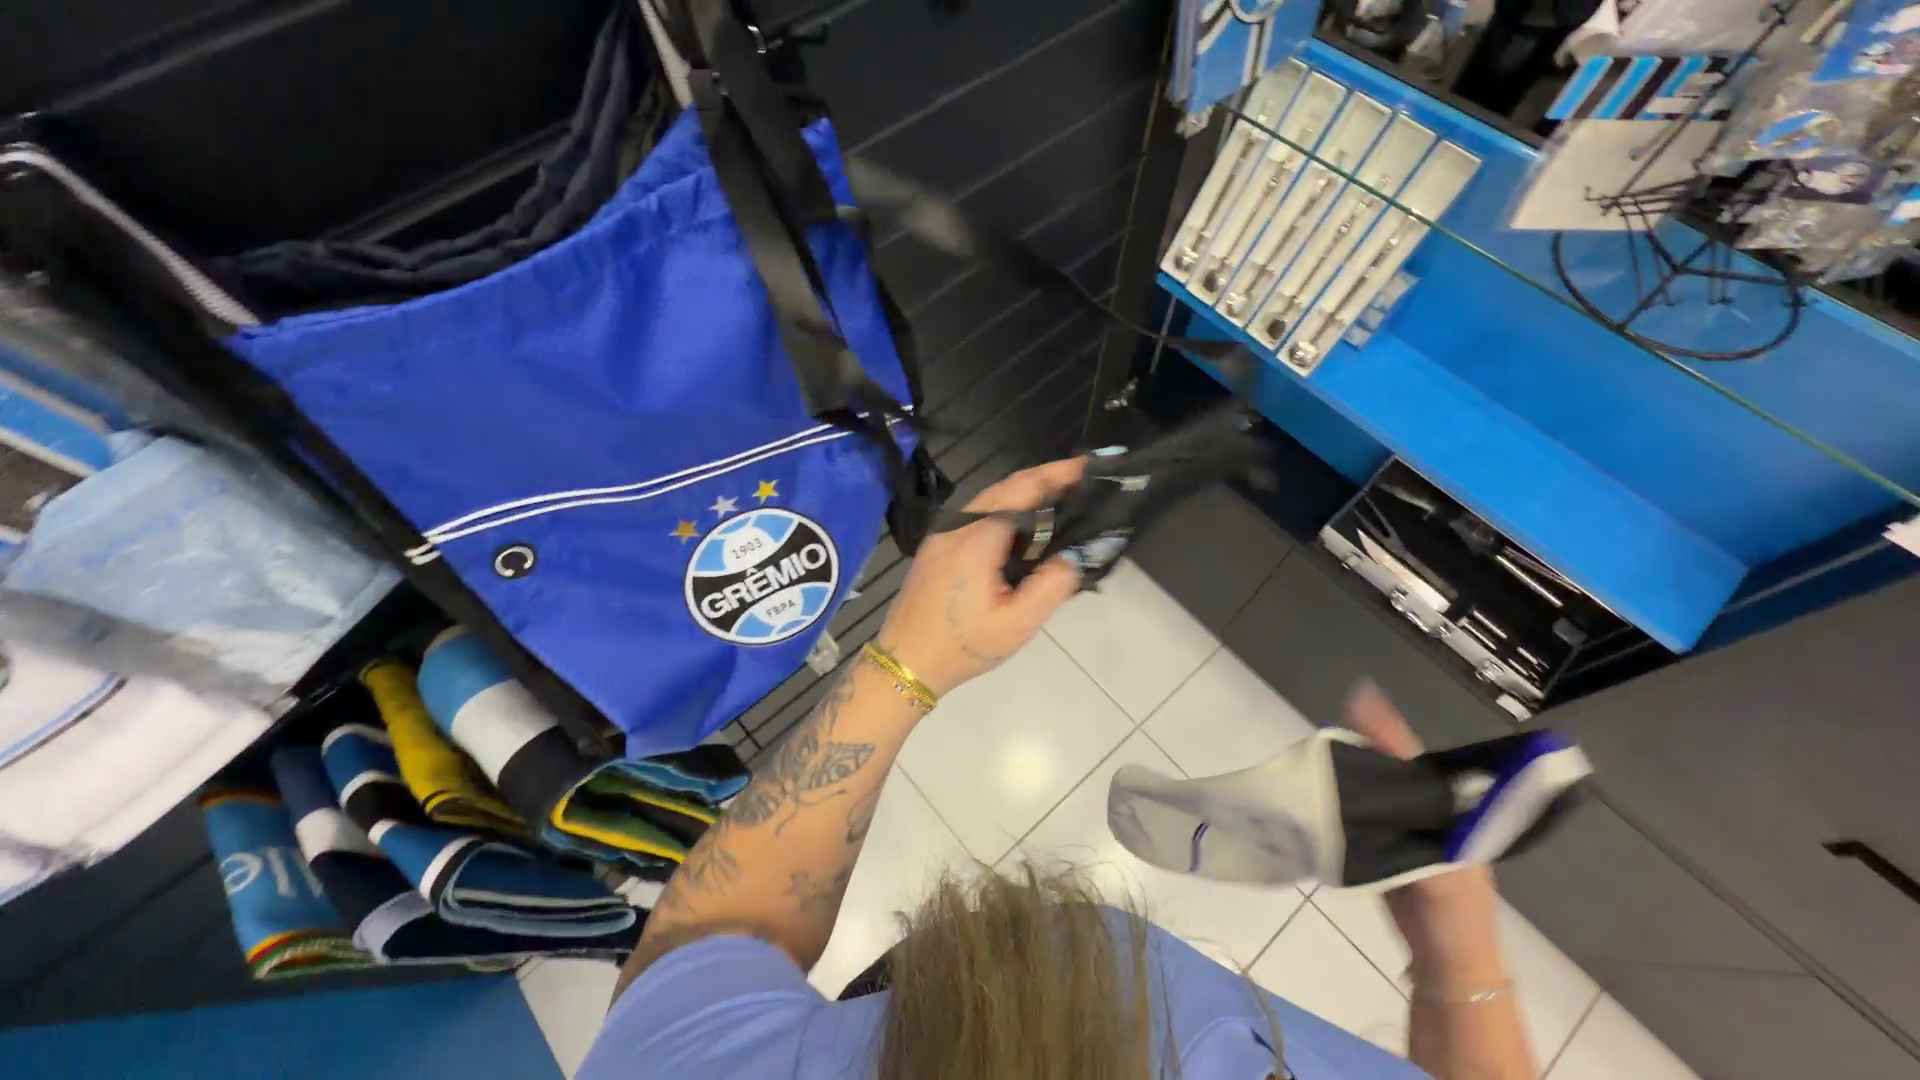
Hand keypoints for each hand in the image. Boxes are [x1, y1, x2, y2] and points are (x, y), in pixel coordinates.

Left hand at [877, 457, 1086, 697]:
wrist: (903, 663)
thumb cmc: (961, 646)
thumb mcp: (1016, 625)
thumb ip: (1052, 585)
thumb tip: (1077, 554)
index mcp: (976, 538)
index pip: (1024, 489)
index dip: (1059, 474)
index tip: (1092, 468)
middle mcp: (956, 525)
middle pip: (1007, 488)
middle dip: (1047, 481)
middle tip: (1086, 485)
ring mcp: (942, 534)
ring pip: (991, 501)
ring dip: (1027, 497)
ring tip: (1065, 504)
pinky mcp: (937, 546)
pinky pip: (978, 516)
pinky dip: (1008, 513)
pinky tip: (1027, 530)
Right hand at [1343, 681, 1500, 968]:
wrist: (1446, 965)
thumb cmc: (1454, 920)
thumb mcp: (1441, 884)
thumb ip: (1415, 848)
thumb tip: (1375, 808)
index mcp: (1454, 813)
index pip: (1417, 762)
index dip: (1389, 730)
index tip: (1360, 696)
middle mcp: (1433, 815)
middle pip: (1395, 769)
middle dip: (1367, 744)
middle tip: (1333, 721)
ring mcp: (1409, 831)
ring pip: (1378, 790)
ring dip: (1353, 772)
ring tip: (1318, 752)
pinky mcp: (1387, 849)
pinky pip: (1365, 815)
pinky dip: (1345, 801)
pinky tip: (1322, 792)